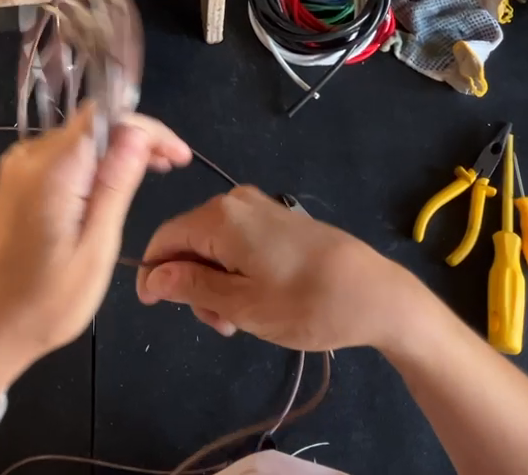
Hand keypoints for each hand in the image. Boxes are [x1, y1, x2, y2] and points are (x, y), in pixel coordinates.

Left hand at [0, 105, 190, 416]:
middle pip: (93, 123)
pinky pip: (62, 156)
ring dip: (115, 149)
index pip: (106, 115)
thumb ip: (115, 185)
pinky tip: (110, 186)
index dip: (147, 127)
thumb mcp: (94, 249)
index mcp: (52, 168)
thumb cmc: (43, 303)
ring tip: (150, 173)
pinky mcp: (14, 182)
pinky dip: (92, 163)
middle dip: (136, 137)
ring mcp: (18, 167)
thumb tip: (139, 133)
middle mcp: (30, 156)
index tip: (178, 157)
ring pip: (79, 138)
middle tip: (171, 166)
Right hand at [134, 185, 428, 351]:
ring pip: (214, 243)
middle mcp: (235, 201)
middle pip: (189, 240)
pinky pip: (238, 240)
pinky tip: (258, 299)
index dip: (153, 273)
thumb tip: (152, 276)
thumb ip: (190, 286)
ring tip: (242, 320)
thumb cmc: (305, 303)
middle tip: (219, 326)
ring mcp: (260, 207)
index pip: (165, 238)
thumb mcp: (241, 305)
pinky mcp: (279, 219)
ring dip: (215, 281)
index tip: (155, 310)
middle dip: (191, 282)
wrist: (375, 293)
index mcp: (219, 217)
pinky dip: (236, 270)